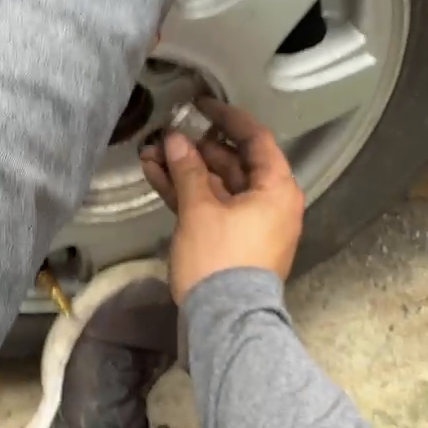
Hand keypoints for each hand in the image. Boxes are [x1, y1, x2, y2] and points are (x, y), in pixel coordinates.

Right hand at [139, 99, 303, 301]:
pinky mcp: (232, 242)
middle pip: (233, 163)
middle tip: (165, 135)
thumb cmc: (220, 260)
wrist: (225, 322)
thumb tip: (176, 140)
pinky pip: (212, 208)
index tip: (200, 104)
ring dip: (185, 170)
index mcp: (277, 189)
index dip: (227, 118)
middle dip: (196, 148)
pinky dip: (188, 194)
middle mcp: (270, 203)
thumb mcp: (200, 210)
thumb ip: (188, 170)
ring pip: (217, 186)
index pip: (255, 139)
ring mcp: (251, 224)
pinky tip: (156, 177)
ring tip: (149, 154)